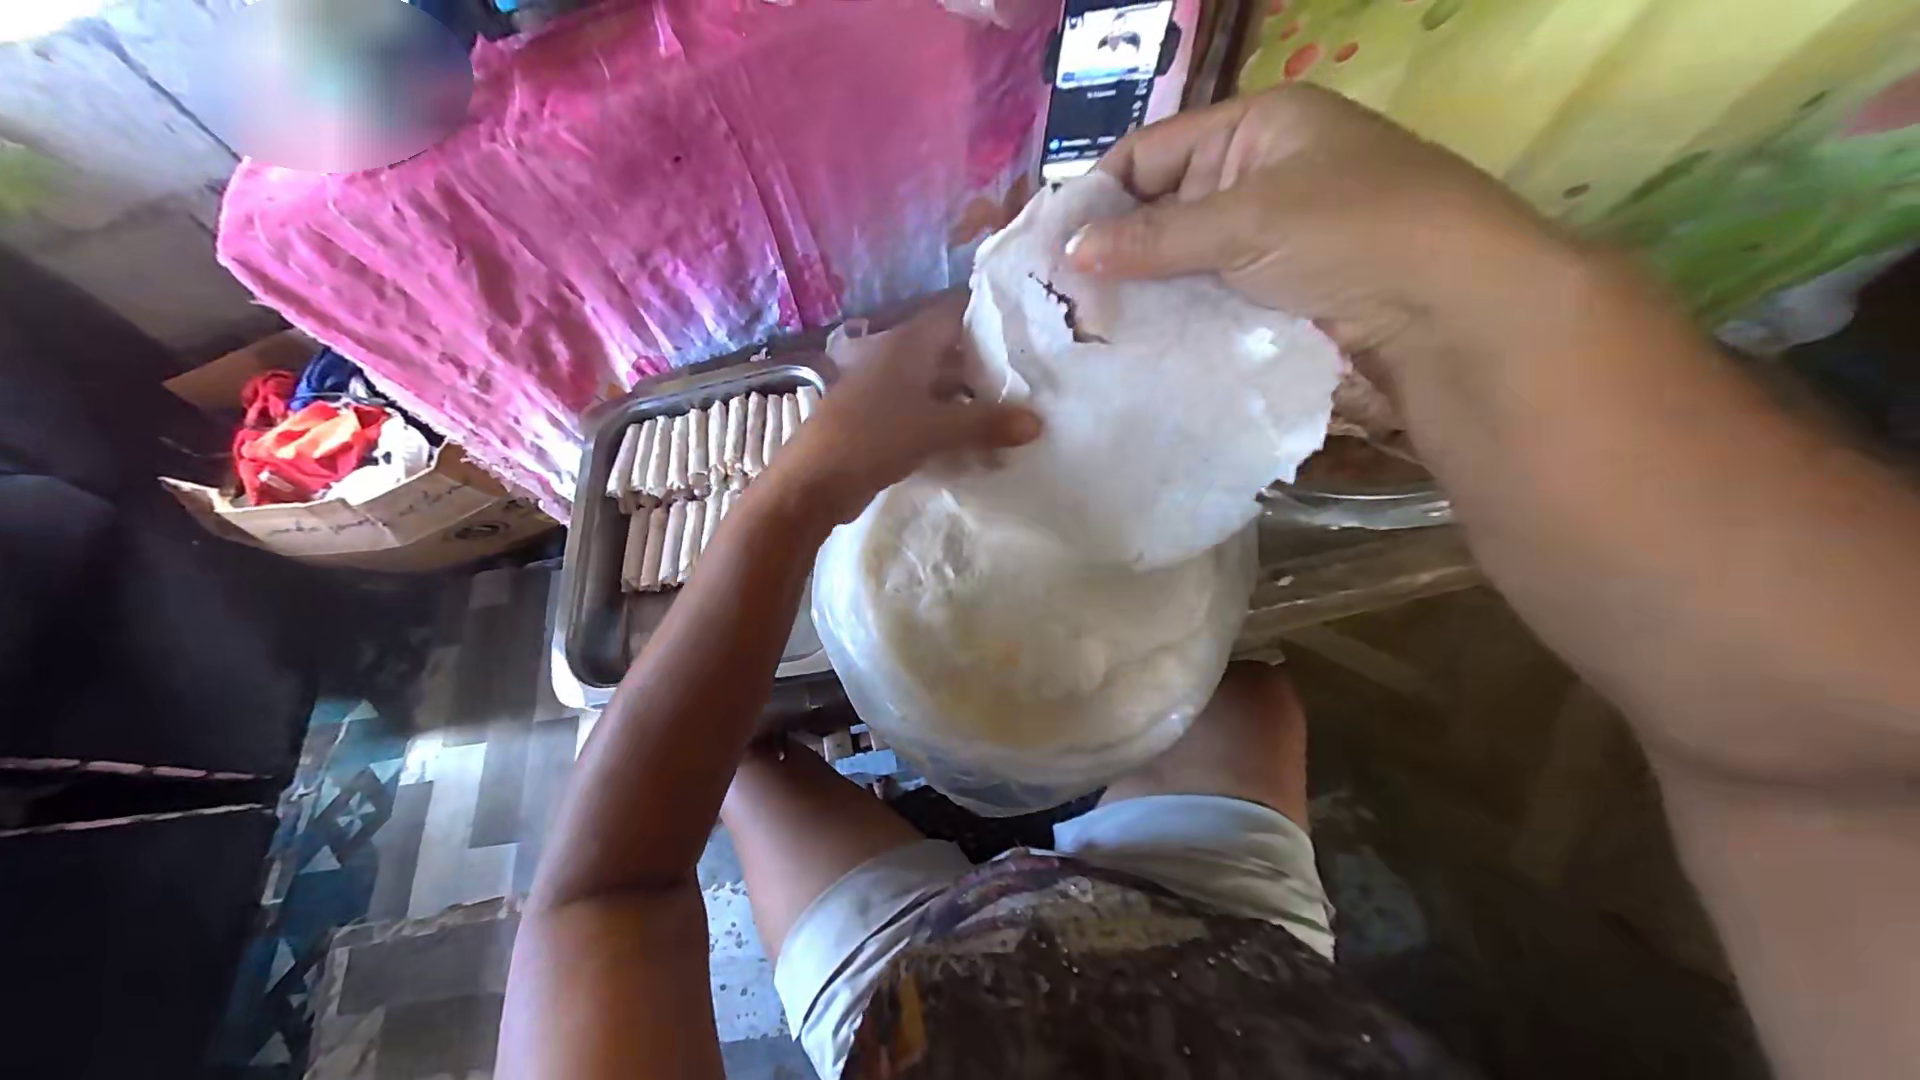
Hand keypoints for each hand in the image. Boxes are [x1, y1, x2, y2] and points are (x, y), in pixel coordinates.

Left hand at [766, 292, 1041, 526]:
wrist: (814, 481)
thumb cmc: (874, 437)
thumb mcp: (936, 429)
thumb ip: (986, 424)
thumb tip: (1038, 423)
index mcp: (908, 343)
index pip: (957, 314)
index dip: (992, 319)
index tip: (1029, 332)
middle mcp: (898, 359)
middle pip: (952, 355)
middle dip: (988, 370)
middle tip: (1031, 383)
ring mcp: (888, 392)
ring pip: (940, 389)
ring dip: (971, 404)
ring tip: (1013, 418)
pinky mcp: (883, 422)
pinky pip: (926, 417)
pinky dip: (951, 428)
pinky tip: (978, 446)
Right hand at [1064, 85, 1588, 379]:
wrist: (1447, 306)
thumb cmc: (1353, 230)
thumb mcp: (1248, 220)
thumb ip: (1155, 236)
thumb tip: (1072, 250)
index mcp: (1253, 129)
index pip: (1151, 152)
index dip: (1099, 193)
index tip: (1054, 242)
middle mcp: (1251, 177)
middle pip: (1158, 208)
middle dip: (1113, 249)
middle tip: (1061, 293)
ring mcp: (1258, 238)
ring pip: (1176, 259)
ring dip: (1137, 288)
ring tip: (1085, 321)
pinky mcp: (1264, 290)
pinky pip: (1201, 295)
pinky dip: (1169, 313)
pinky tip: (1132, 336)